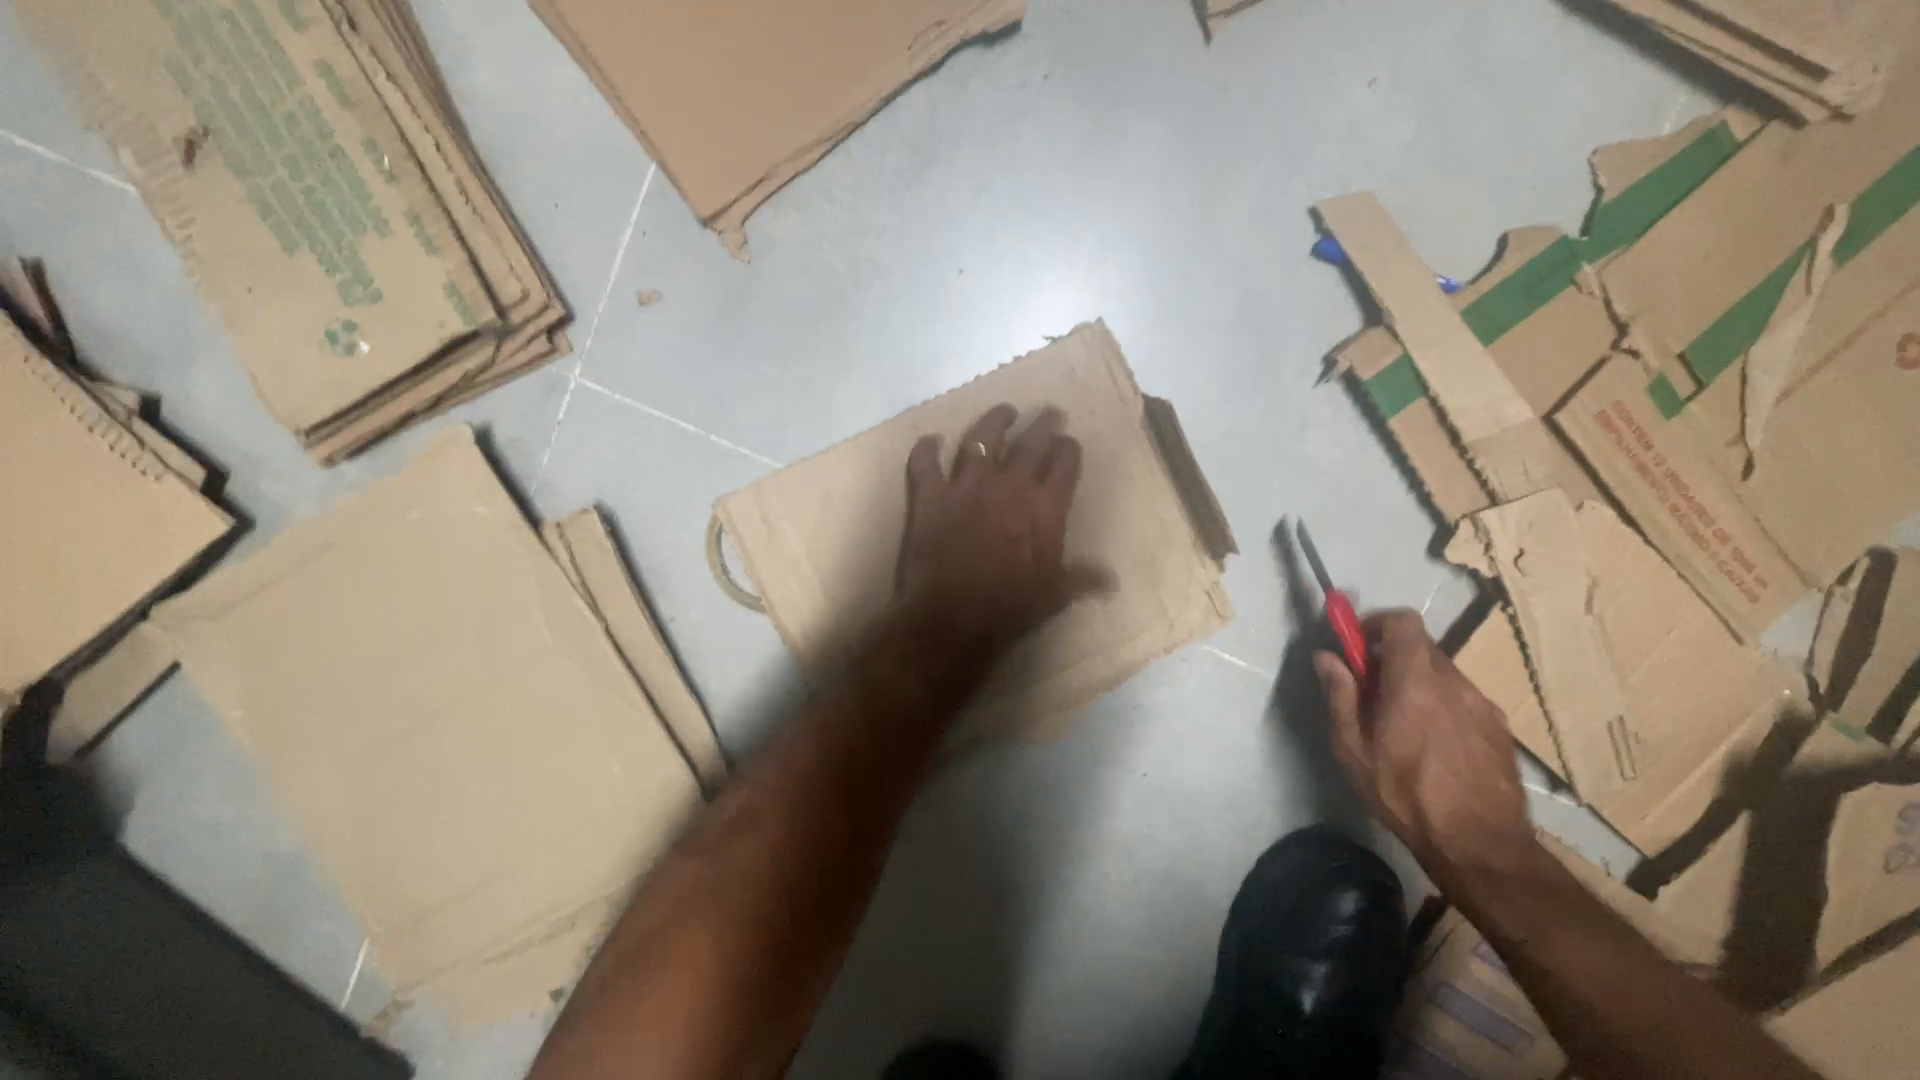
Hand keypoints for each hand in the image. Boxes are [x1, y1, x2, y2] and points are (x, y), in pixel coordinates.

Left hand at [895, 404, 1109, 659]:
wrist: (952, 617)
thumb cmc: (1010, 608)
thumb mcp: (1055, 595)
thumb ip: (1081, 579)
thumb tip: (1111, 580)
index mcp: (1045, 506)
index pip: (1065, 463)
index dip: (1069, 449)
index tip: (1070, 444)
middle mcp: (1009, 485)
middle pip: (1031, 442)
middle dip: (1043, 424)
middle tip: (1050, 412)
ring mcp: (966, 486)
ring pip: (981, 438)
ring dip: (994, 421)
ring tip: (1004, 411)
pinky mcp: (930, 496)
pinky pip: (925, 463)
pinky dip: (926, 449)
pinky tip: (931, 439)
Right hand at [1315, 611, 1534, 892]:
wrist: (1480, 844)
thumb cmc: (1405, 795)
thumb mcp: (1354, 750)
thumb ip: (1340, 696)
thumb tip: (1326, 657)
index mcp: (1414, 682)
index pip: (1403, 622)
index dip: (1377, 624)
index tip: (1357, 646)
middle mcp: (1453, 683)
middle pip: (1422, 647)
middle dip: (1392, 657)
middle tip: (1371, 690)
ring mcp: (1482, 704)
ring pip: (1443, 674)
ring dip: (1418, 683)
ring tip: (1402, 724)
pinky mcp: (1499, 727)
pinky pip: (1463, 700)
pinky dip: (1443, 706)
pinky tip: (1434, 746)